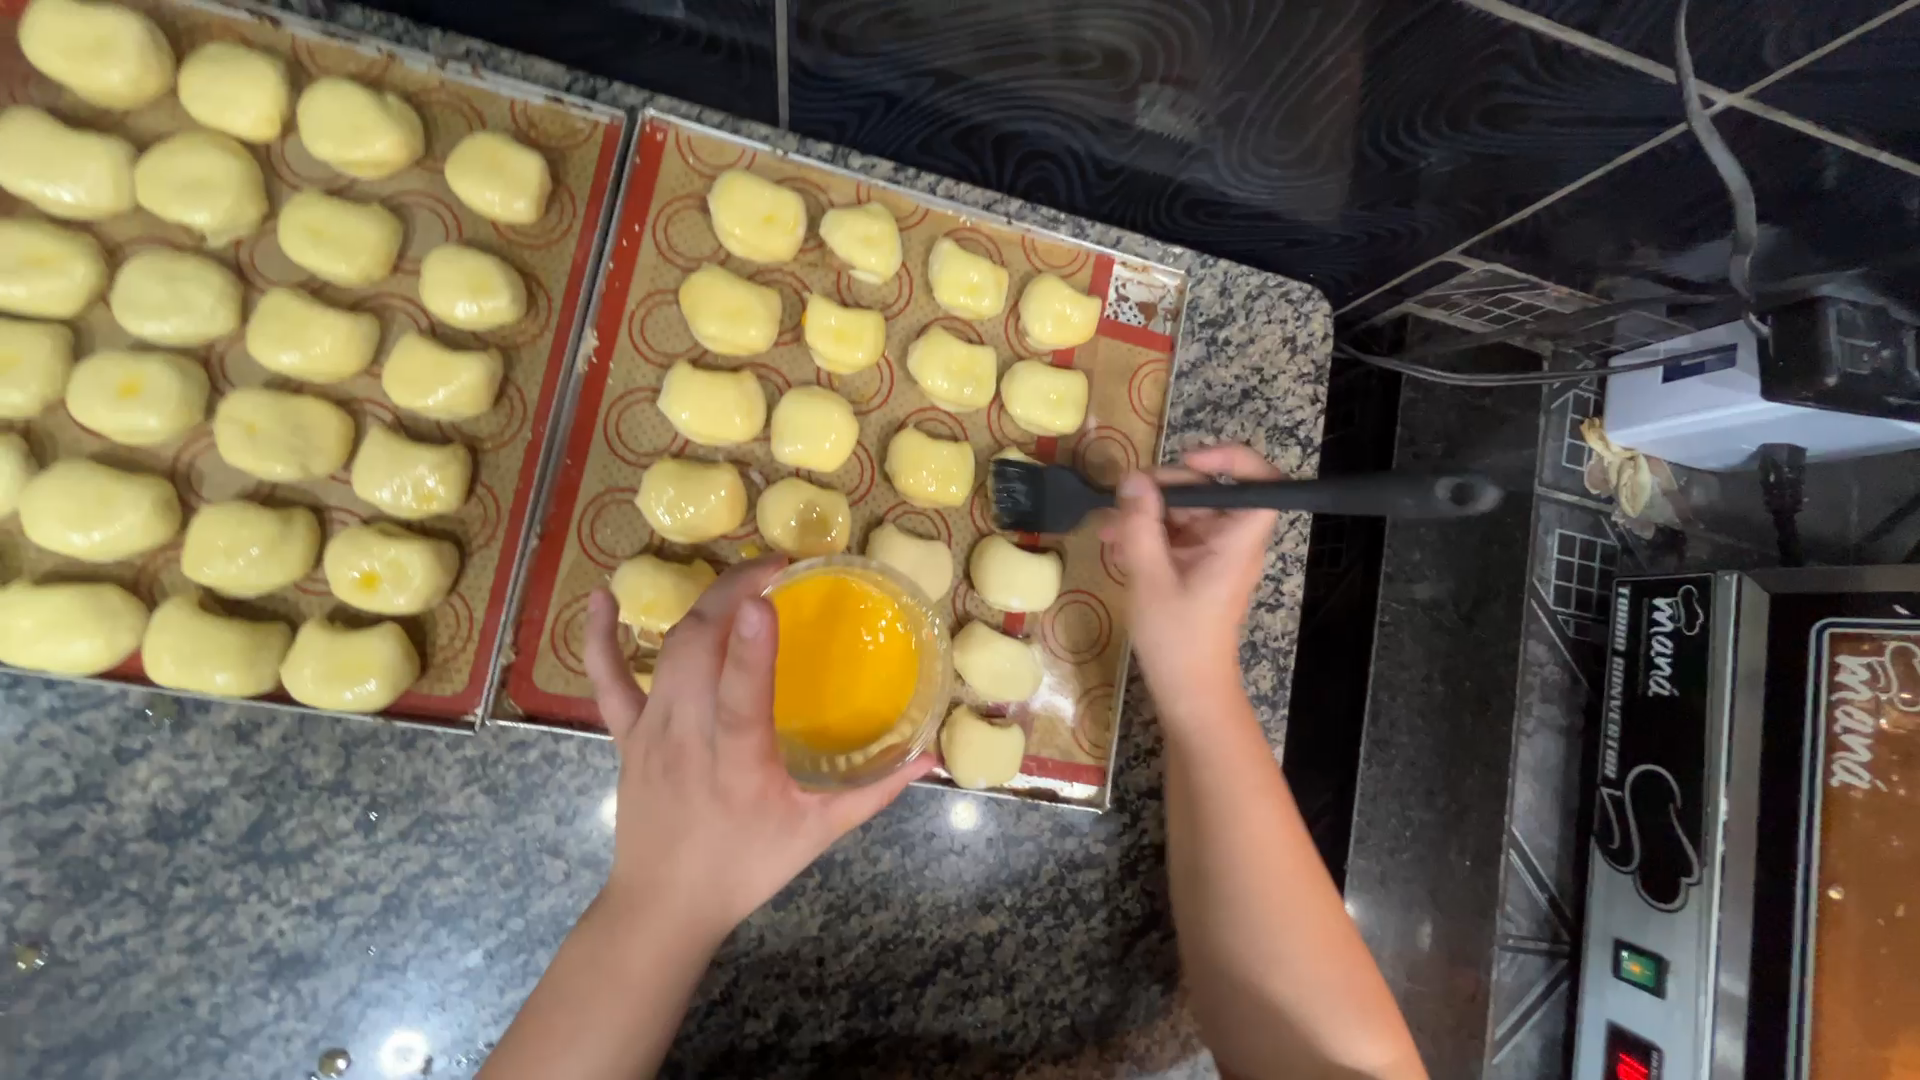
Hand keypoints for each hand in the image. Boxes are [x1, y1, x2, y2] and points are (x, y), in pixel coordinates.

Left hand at [584, 557, 931, 944]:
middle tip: (775, 567)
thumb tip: (932, 756)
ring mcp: (650, 732)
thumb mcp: (819, 835)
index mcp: (739, 767)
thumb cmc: (746, 867)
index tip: (765, 597)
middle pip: (697, 653)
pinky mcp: (626, 734)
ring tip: (739, 577)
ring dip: (701, 605)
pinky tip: (602, 597)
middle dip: (730, 595)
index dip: (751, 648)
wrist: (662, 907)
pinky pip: (606, 680)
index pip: (740, 700)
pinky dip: (599, 637)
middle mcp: (687, 740)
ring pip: (667, 653)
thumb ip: (876, 792)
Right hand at [1103, 443, 1283, 708]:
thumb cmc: (1176, 637)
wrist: (1187, 688)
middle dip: (1164, 489)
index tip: (1188, 460)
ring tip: (1108, 528)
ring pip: (1184, 512)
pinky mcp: (1196, 567)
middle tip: (1123, 498)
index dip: (1232, 460)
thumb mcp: (1149, 577)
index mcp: (1237, 541)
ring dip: (1146, 513)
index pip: (1261, 483)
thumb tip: (1133, 479)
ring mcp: (1214, 553)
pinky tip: (1115, 544)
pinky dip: (1147, 534)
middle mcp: (1232, 540)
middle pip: (1209, 491)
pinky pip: (1174, 535)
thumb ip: (1140, 524)